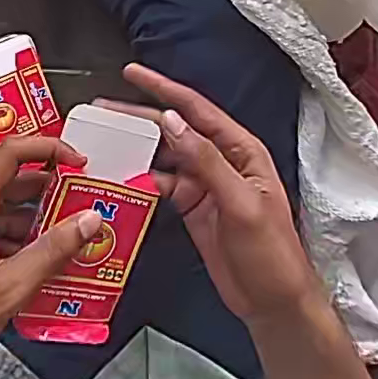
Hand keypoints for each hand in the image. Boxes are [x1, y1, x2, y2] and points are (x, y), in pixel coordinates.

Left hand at [0, 136, 102, 378]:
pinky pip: (2, 227)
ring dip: (43, 219)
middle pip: (16, 181)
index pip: (12, 154)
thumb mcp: (9, 289)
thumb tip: (89, 221)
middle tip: (88, 204)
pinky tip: (50, 259)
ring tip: (76, 236)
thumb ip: (53, 251)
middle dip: (54, 191)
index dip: (49, 149)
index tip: (79, 162)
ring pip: (11, 207)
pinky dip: (27, 238)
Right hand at [103, 63, 323, 326]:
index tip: (133, 73)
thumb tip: (172, 122)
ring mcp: (203, 183)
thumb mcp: (241, 203)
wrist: (275, 305)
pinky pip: (160, 184)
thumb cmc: (272, 254)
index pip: (195, 109)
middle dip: (138, 117)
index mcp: (240, 150)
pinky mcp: (191, 205)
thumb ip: (206, 160)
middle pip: (173, 129)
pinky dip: (139, 179)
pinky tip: (119, 176)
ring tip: (103, 140)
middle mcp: (219, 159)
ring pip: (163, 155)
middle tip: (102, 111)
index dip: (162, 88)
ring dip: (135, 147)